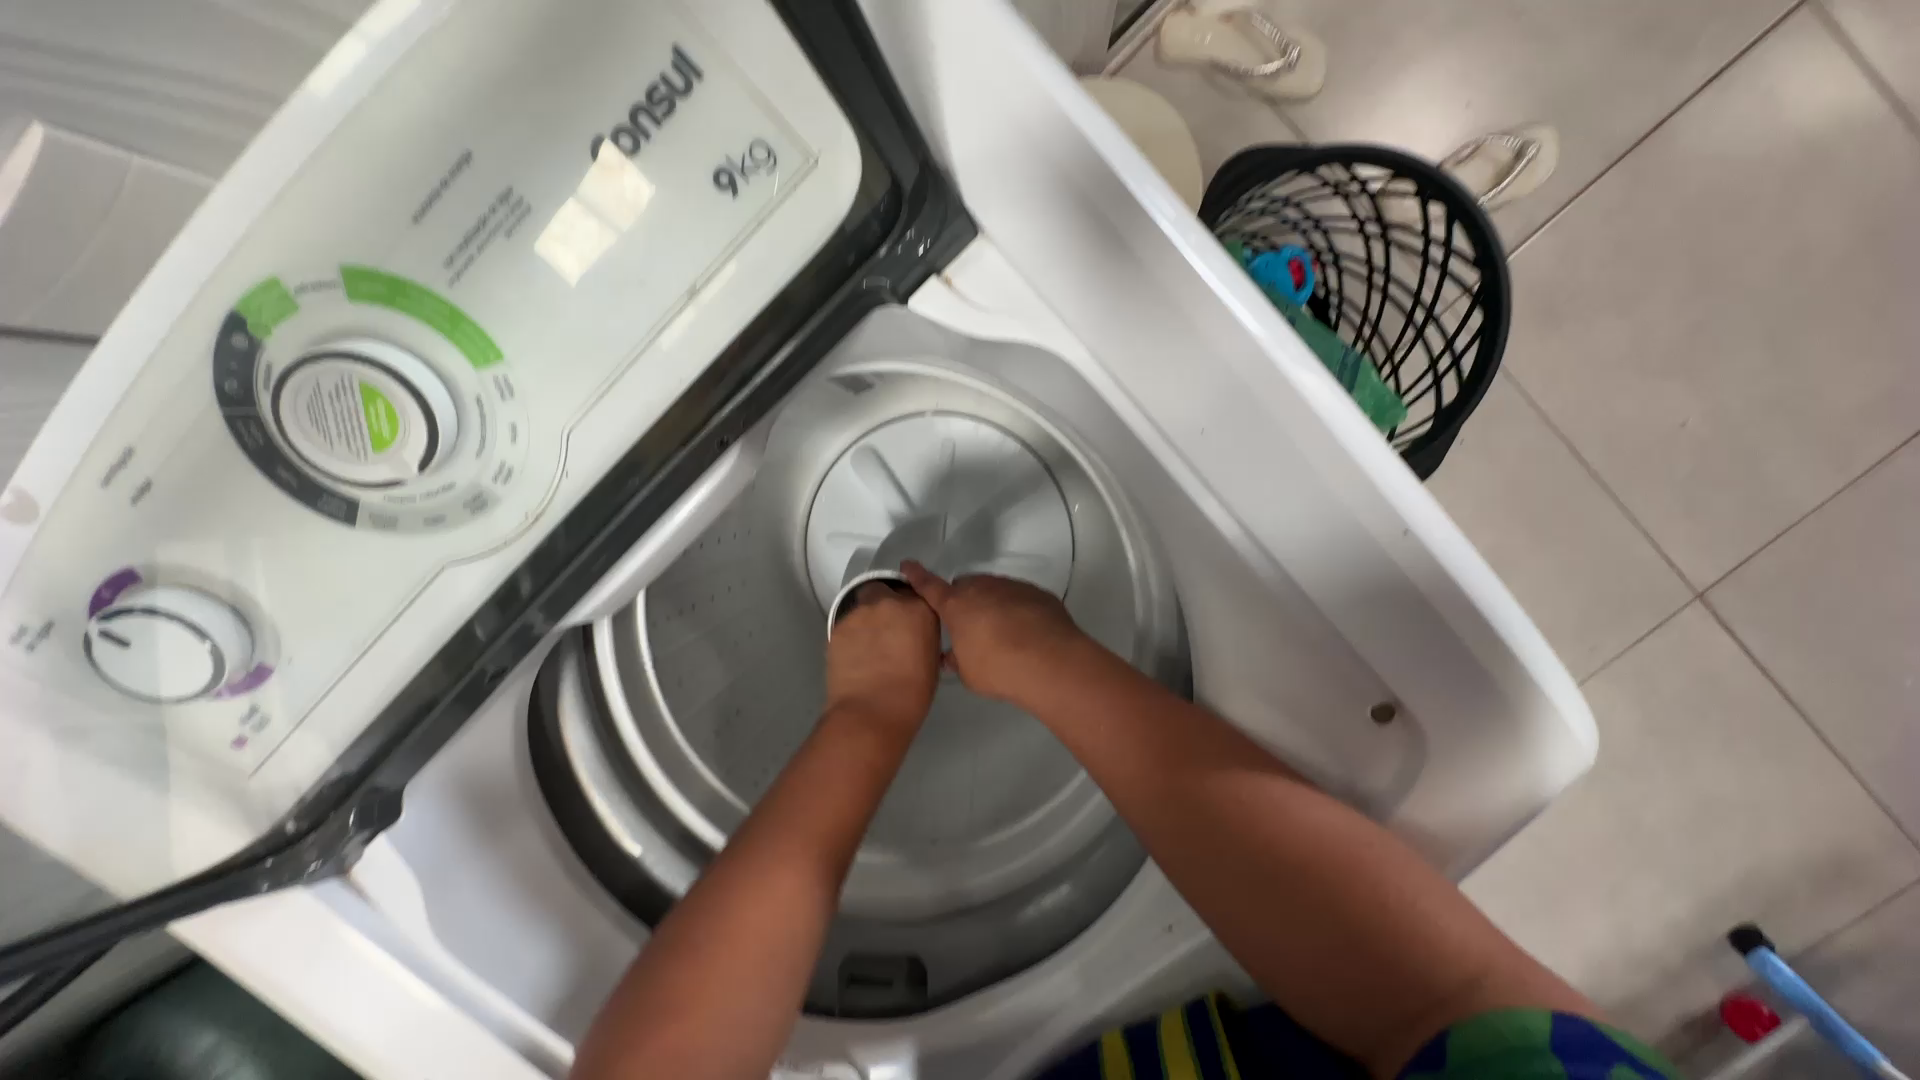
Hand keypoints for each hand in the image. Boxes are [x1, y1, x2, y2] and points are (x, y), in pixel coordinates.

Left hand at [825, 581, 940, 730]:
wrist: (871, 712)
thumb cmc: (912, 694)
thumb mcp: (931, 660)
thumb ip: (923, 635)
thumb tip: (913, 634)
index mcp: (920, 609)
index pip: (918, 594)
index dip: (913, 607)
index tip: (911, 621)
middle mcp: (890, 602)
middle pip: (886, 591)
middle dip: (886, 603)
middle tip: (887, 629)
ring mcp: (860, 613)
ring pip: (863, 605)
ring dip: (868, 619)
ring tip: (868, 646)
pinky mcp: (837, 626)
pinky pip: (848, 624)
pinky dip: (852, 635)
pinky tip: (854, 656)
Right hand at [900, 562, 1094, 705]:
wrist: (1052, 663)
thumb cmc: (999, 669)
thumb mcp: (969, 673)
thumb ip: (957, 660)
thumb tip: (952, 656)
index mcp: (957, 605)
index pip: (929, 585)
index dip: (917, 576)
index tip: (908, 565)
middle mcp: (983, 588)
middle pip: (966, 587)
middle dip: (964, 601)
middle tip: (970, 626)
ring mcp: (1013, 587)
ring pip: (994, 590)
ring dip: (992, 605)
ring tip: (1002, 633)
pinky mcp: (1038, 594)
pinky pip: (1019, 598)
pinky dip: (1017, 610)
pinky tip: (1026, 632)